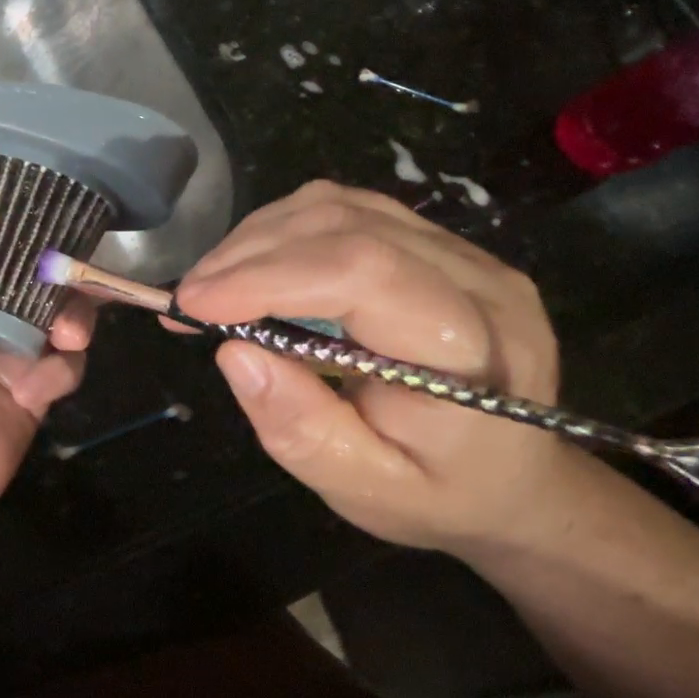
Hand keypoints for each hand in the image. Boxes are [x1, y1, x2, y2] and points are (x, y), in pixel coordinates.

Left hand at [0, 168, 93, 556]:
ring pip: (52, 304)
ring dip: (69, 308)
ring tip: (72, 327)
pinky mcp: (31, 389)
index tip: (3, 149)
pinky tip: (46, 381)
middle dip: (42, 247)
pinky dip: (66, 363)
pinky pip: (65, 360)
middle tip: (73, 237)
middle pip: (12, 257)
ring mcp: (1, 349)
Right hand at [172, 180, 603, 554]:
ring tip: (209, 289)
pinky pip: (344, 210)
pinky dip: (279, 232)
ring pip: (338, 207)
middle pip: (344, 227)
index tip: (194, 306)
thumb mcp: (363, 488)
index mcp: (470, 351)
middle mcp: (477, 281)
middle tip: (186, 303)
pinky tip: (250, 271)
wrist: (512, 477)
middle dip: (245, 257)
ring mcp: (459, 252)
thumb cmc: (435, 490)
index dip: (268, 276)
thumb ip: (302, 429)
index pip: (365, 273)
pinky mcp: (433, 243)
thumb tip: (233, 353)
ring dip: (255, 240)